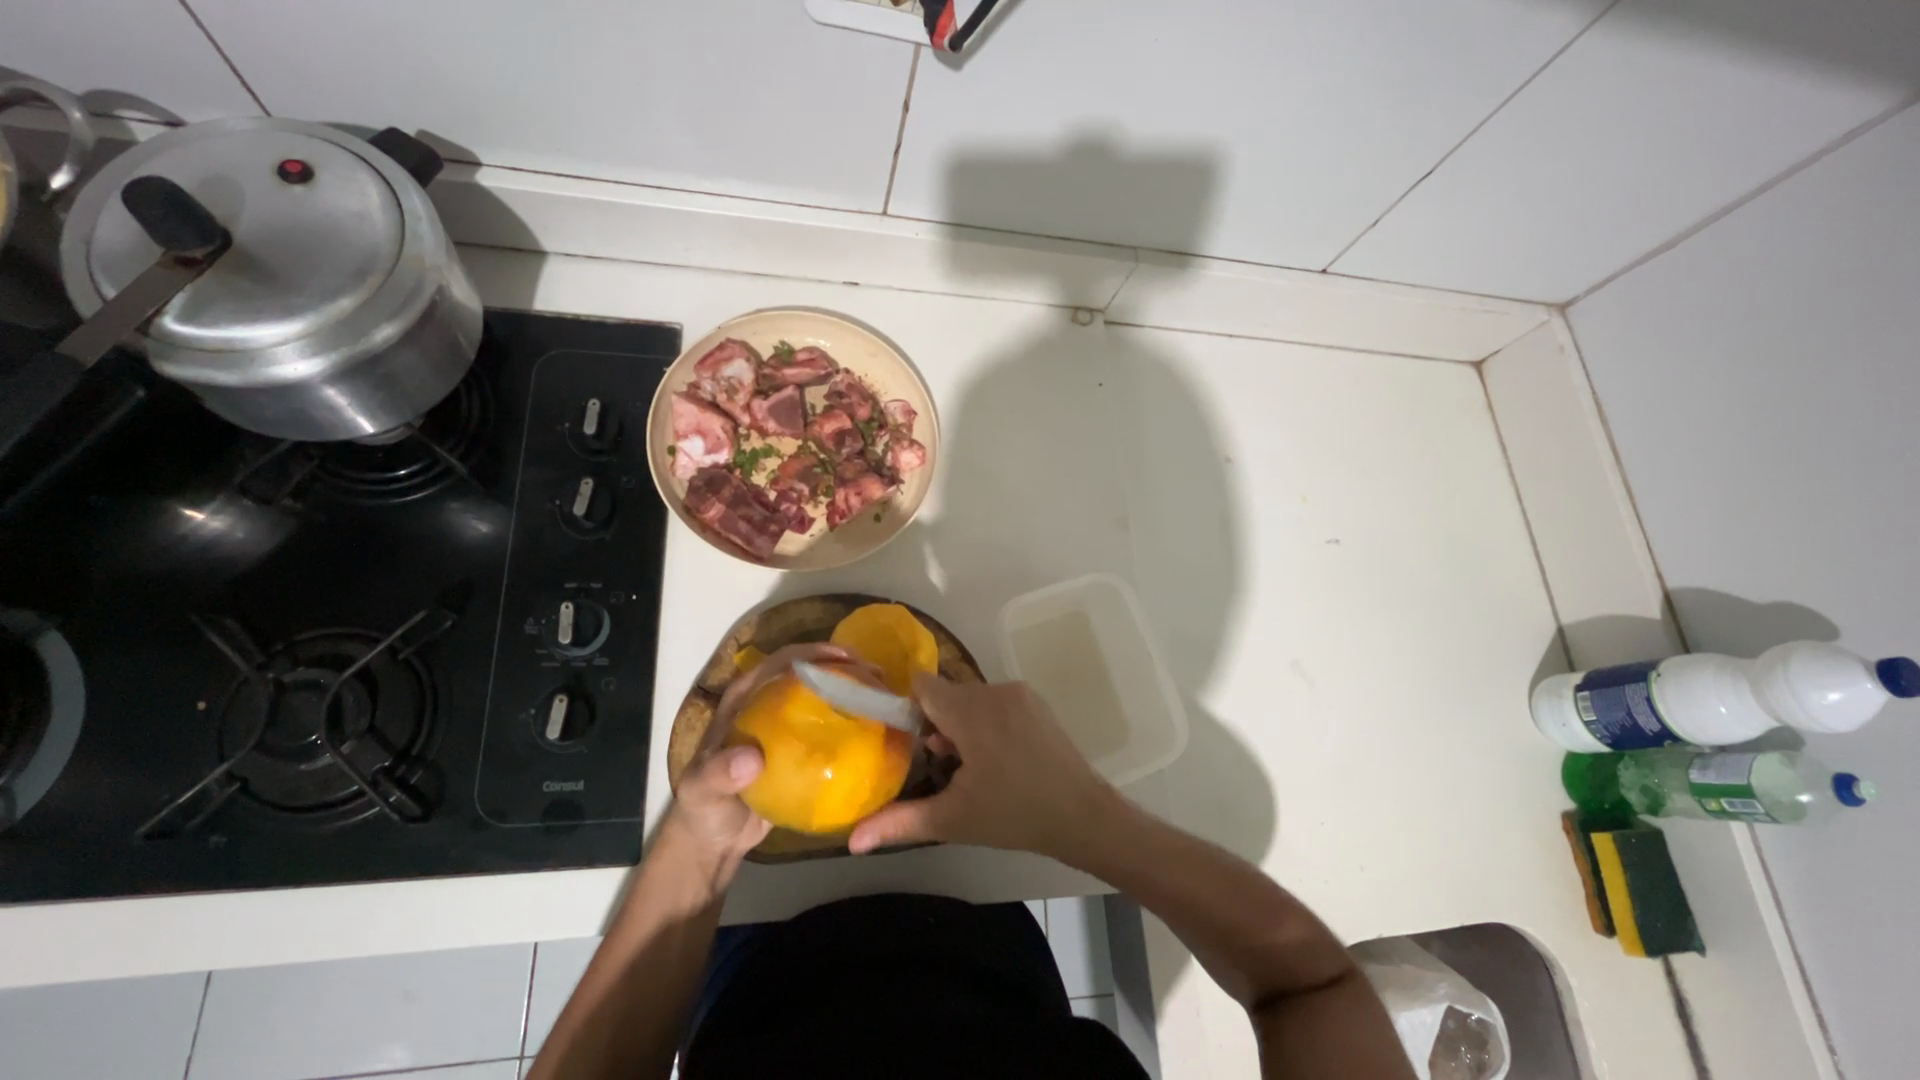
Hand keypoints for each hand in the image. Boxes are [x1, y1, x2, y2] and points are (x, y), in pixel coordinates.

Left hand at [665, 643, 863, 871]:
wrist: (715, 840)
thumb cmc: (704, 807)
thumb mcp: (703, 790)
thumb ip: (720, 773)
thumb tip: (753, 759)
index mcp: (743, 700)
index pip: (778, 663)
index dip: (810, 653)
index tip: (844, 658)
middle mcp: (766, 704)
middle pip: (807, 672)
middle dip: (842, 666)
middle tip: (876, 676)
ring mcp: (785, 727)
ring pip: (821, 697)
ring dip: (851, 690)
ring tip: (884, 695)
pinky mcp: (801, 751)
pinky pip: (829, 729)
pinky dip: (851, 725)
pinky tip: (877, 732)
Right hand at [848, 673, 1120, 859]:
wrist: (1082, 816)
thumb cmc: (1014, 816)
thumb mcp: (952, 820)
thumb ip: (899, 823)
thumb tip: (852, 842)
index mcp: (971, 713)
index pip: (923, 685)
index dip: (910, 709)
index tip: (910, 742)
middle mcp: (994, 691)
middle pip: (946, 695)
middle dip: (939, 725)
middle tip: (945, 766)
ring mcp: (1019, 694)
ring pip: (971, 699)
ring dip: (963, 725)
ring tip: (972, 766)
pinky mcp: (1036, 702)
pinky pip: (996, 701)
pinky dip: (987, 721)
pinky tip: (997, 758)